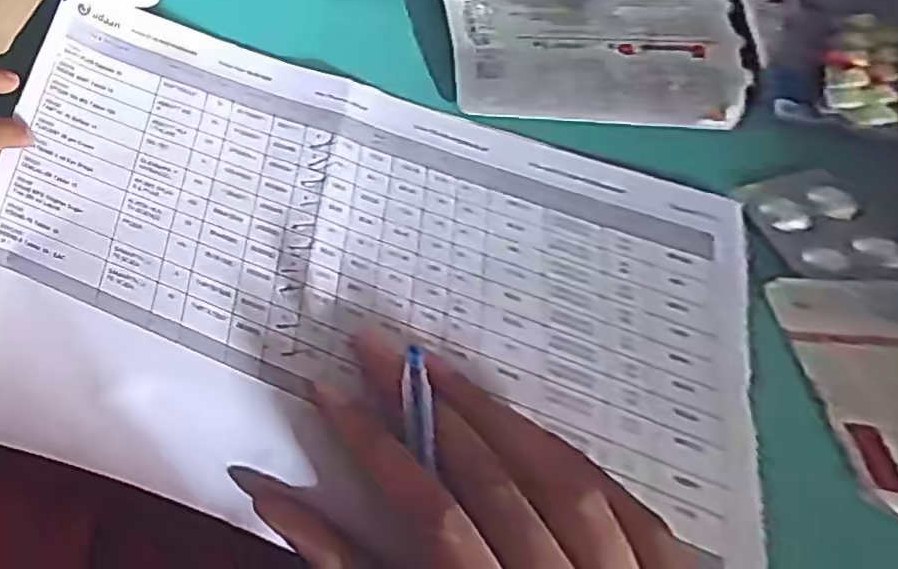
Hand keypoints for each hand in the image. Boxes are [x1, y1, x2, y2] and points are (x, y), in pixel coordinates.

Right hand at [252, 332, 690, 568]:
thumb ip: (340, 561)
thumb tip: (267, 496)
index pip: (432, 514)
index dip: (375, 446)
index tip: (329, 391)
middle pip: (494, 483)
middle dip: (427, 404)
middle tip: (378, 349)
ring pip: (562, 484)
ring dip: (493, 414)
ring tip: (440, 368)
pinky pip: (629, 510)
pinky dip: (568, 455)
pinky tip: (521, 421)